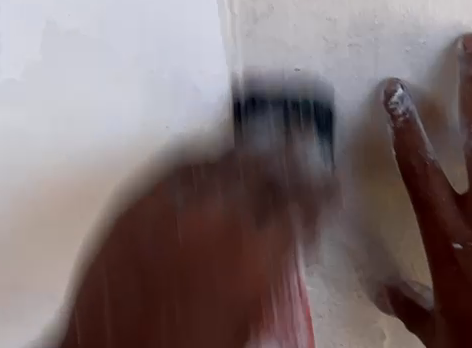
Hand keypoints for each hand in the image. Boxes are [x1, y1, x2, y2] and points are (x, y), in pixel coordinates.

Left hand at [60, 145, 333, 347]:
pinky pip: (182, 162)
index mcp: (256, 255)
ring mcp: (180, 203)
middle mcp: (221, 219)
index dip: (320, 192)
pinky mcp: (143, 198)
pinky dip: (205, 156)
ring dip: (253, 151)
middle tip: (303, 152)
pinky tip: (214, 154)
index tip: (328, 185)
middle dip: (292, 160)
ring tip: (267, 143)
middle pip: (269, 171)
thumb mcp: (247, 318)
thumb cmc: (182, 346)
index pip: (302, 206)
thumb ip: (268, 272)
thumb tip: (281, 247)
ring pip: (228, 159)